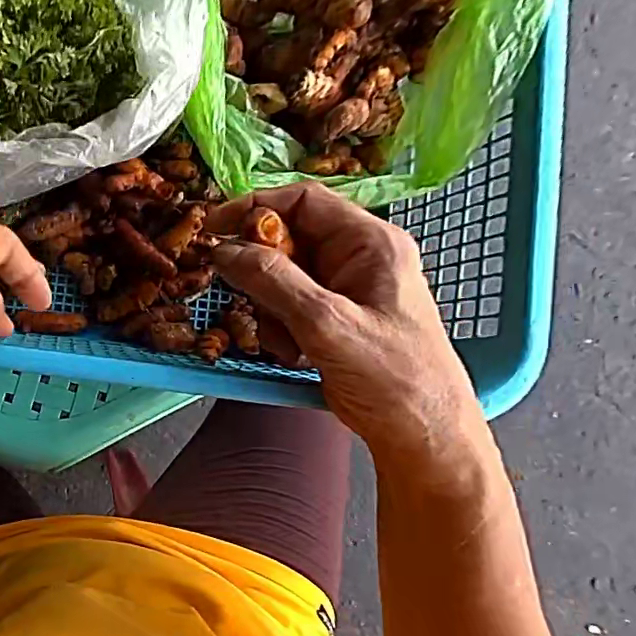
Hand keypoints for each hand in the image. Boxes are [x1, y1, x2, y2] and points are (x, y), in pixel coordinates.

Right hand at [209, 182, 481, 462]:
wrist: (420, 434)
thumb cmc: (394, 376)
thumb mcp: (328, 323)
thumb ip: (274, 281)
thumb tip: (225, 251)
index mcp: (370, 242)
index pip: (304, 201)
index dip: (255, 207)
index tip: (214, 228)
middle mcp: (356, 259)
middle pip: (288, 241)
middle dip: (262, 273)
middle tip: (250, 300)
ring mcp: (343, 292)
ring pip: (281, 279)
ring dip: (270, 310)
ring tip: (288, 343)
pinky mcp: (331, 322)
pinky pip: (288, 309)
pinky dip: (280, 330)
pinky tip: (295, 356)